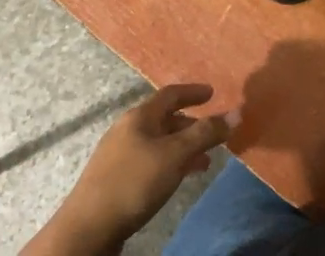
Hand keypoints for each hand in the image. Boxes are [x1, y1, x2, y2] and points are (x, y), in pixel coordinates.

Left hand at [23, 84, 234, 255]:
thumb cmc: (134, 183)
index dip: (193, 91)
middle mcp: (126, 130)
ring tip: (202, 162)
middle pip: (164, 118)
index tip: (213, 93)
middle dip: (191, 125)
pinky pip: (149, 160)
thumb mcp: (177, 154)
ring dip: (182, 148)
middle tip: (213, 134)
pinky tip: (176, 178)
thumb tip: (238, 111)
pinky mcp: (113, 180)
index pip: (170, 94)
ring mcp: (117, 156)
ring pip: (158, 142)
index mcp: (139, 117)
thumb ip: (207, 132)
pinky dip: (168, 163)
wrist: (86, 231)